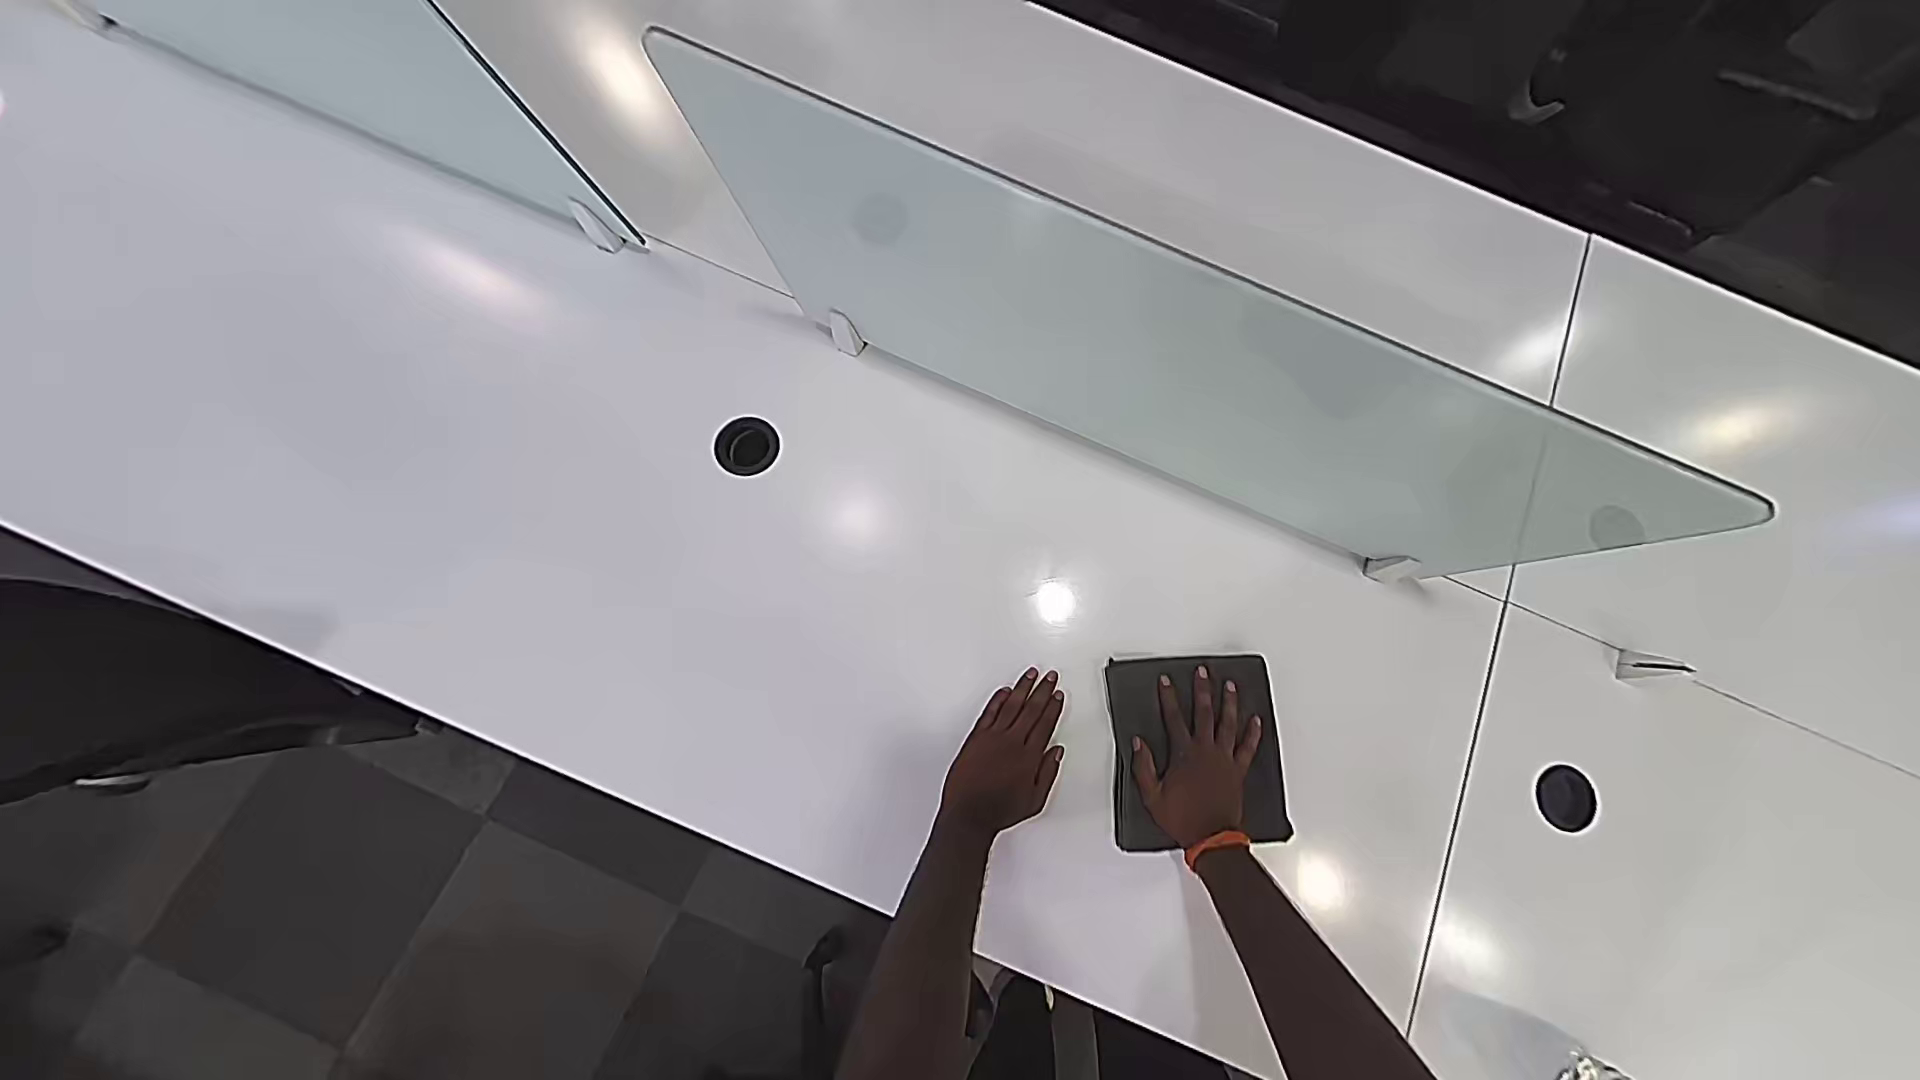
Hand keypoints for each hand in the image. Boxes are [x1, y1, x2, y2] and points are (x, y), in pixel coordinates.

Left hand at [938, 668, 1066, 843]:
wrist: (968, 814)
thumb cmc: (998, 810)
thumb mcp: (1035, 800)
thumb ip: (1048, 773)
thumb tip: (1056, 752)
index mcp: (1029, 757)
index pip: (1045, 723)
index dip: (1053, 707)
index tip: (1058, 694)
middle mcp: (1012, 742)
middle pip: (1032, 709)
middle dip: (1043, 690)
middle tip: (1050, 676)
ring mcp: (993, 737)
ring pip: (1012, 705)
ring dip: (1023, 687)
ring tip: (1031, 674)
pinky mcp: (976, 737)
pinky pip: (989, 712)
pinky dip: (998, 699)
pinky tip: (1005, 690)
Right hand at [1130, 665, 1261, 848]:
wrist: (1212, 838)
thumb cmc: (1182, 818)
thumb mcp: (1152, 795)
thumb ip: (1143, 767)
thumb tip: (1139, 743)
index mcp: (1184, 754)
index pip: (1173, 717)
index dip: (1168, 697)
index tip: (1166, 681)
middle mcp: (1206, 751)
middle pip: (1204, 713)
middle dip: (1202, 690)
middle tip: (1202, 672)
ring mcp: (1224, 759)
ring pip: (1228, 724)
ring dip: (1229, 703)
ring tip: (1229, 686)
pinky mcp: (1238, 771)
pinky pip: (1247, 747)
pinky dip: (1252, 733)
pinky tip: (1256, 720)